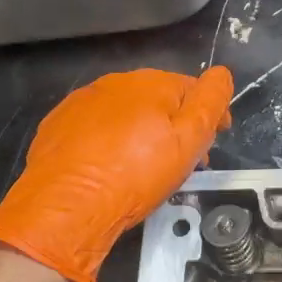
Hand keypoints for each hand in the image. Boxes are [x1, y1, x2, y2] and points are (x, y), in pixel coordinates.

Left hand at [0, 67, 232, 281]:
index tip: (214, 143)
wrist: (65, 208)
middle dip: (175, 125)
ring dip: (142, 131)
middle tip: (183, 162)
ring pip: (126, 112)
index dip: (210, 115)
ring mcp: (82, 102)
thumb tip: (222, 74)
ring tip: (146, 167)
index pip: (193, 88)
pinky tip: (110, 166)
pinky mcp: (59, 124)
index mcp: (151, 83)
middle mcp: (115, 82)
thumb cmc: (135, 175)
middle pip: (158, 99)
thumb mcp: (188, 142)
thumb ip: (209, 102)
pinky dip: (110, 140)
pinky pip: (96, 126)